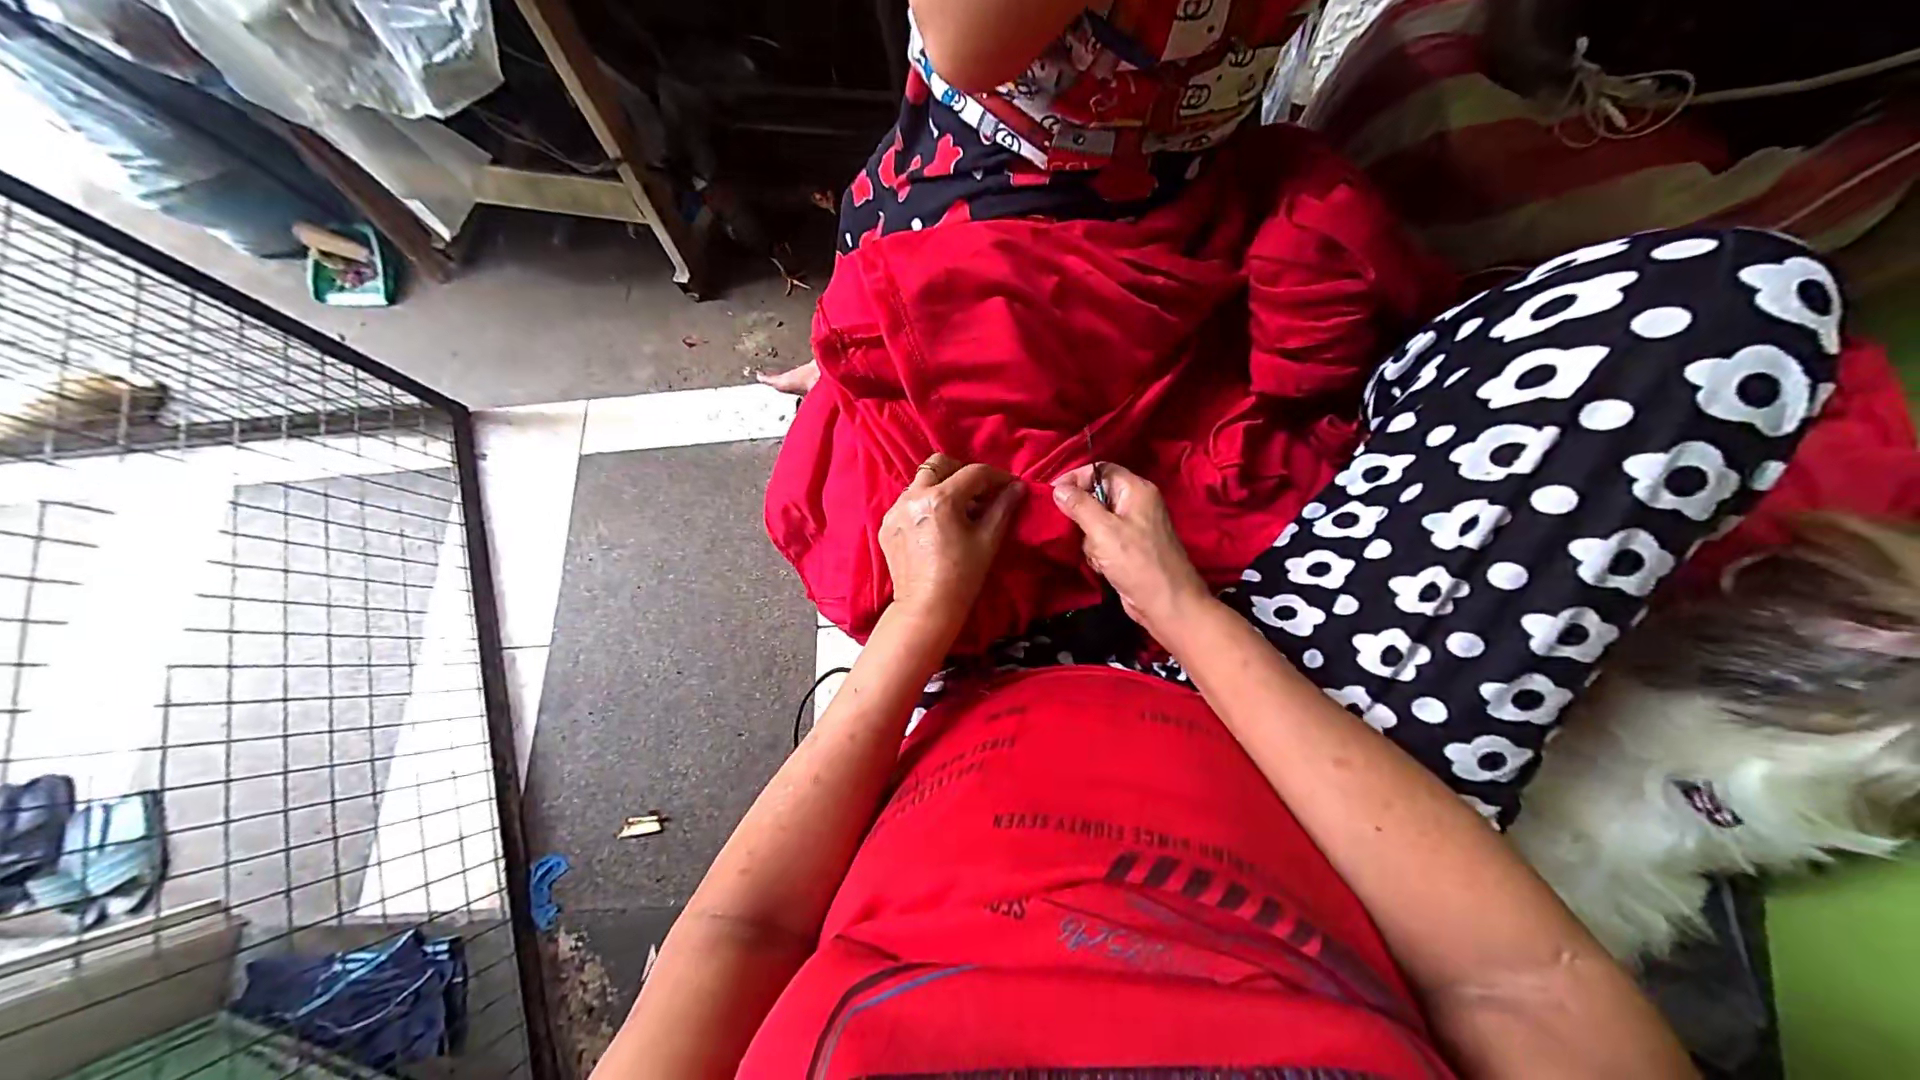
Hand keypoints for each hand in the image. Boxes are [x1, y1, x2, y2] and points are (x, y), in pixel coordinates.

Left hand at [880, 454, 1024, 631]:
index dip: (997, 476)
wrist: (927, 608)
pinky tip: (936, 525)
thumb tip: (1017, 487)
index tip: (1009, 485)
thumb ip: (1003, 507)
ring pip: (920, 483)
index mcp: (940, 499)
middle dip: (961, 472)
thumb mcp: (988, 540)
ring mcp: (895, 511)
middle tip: (979, 491)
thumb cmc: (962, 576)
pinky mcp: (886, 526)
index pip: (974, 473)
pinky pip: (906, 504)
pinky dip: (923, 506)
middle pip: (938, 464)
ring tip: (958, 509)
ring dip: (941, 487)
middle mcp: (913, 497)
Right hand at [1051, 463, 1211, 640]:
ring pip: (1095, 520)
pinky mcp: (1129, 547)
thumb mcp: (1103, 531)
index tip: (1052, 494)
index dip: (1075, 479)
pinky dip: (1097, 551)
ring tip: (1095, 554)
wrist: (1167, 604)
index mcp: (1136, 490)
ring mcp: (1134, 526)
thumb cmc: (1137, 563)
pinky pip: (1103, 539)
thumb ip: (1079, 506)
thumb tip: (1058, 488)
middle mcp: (1136, 503)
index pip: (1099, 470)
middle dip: (1081, 514)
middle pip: (1096, 496)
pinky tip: (1102, 565)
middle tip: (1073, 530)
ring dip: (1088, 538)